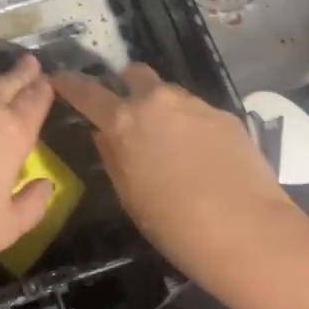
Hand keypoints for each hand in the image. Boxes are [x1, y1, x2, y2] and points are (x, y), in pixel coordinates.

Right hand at [52, 63, 296, 282]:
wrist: (251, 234)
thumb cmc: (177, 225)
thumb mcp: (130, 196)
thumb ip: (112, 156)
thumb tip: (104, 134)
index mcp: (124, 121)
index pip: (86, 91)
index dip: (68, 83)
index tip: (57, 77)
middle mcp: (156, 100)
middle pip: (133, 74)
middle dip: (127, 87)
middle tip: (130, 114)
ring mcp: (193, 103)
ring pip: (168, 93)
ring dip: (162, 109)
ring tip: (173, 145)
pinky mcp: (224, 114)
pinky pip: (198, 112)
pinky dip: (193, 127)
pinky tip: (204, 158)